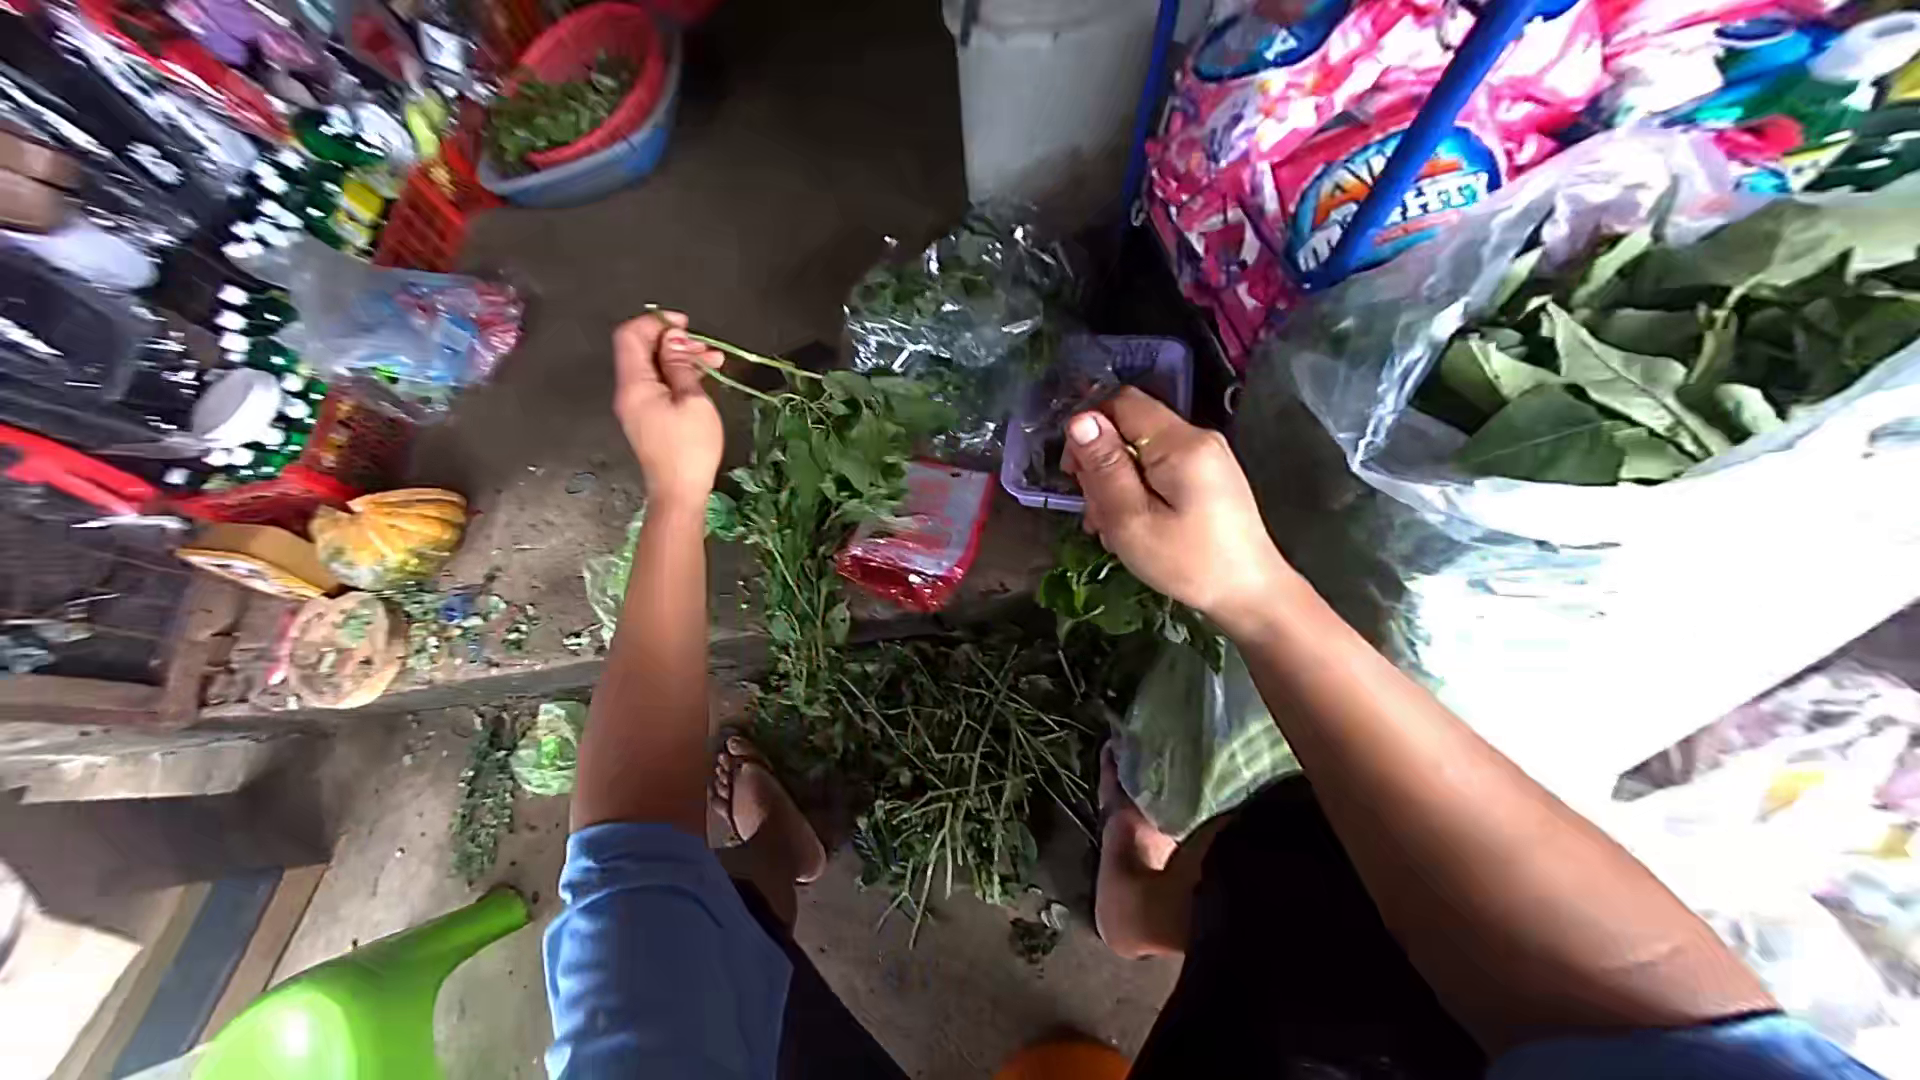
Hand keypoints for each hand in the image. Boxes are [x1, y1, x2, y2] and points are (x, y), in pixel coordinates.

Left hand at [612, 310, 724, 508]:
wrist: (679, 491)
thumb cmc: (690, 447)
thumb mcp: (693, 401)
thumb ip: (680, 365)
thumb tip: (674, 338)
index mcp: (634, 383)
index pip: (631, 335)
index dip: (657, 323)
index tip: (686, 325)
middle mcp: (628, 391)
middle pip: (642, 350)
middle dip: (674, 341)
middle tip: (706, 347)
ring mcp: (637, 405)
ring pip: (654, 368)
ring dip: (681, 359)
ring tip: (714, 361)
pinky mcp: (648, 418)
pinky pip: (659, 386)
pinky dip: (678, 376)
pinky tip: (703, 378)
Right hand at [1063, 387, 1296, 635]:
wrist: (1249, 595)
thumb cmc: (1188, 562)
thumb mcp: (1132, 519)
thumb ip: (1105, 467)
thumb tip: (1080, 421)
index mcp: (1181, 443)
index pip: (1121, 402)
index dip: (1088, 428)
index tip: (1074, 472)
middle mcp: (1196, 438)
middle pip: (1130, 428)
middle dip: (1102, 465)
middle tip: (1097, 513)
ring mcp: (1204, 457)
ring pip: (1140, 452)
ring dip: (1115, 485)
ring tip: (1111, 528)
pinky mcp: (1205, 477)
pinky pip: (1158, 470)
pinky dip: (1137, 492)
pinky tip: (1132, 526)